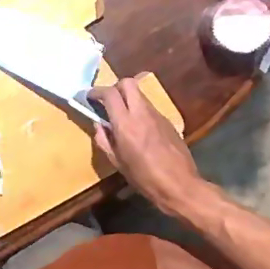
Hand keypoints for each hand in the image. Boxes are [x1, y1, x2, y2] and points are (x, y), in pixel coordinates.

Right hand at [88, 77, 209, 215]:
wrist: (179, 185)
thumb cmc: (144, 178)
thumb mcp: (117, 162)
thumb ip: (104, 140)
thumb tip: (99, 124)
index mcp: (126, 124)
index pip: (110, 93)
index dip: (97, 91)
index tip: (90, 96)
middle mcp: (142, 113)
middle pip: (128, 83)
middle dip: (115, 87)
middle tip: (108, 101)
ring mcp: (157, 115)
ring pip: (140, 94)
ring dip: (128, 98)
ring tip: (123, 115)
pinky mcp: (168, 121)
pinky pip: (149, 107)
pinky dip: (140, 110)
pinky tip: (139, 128)